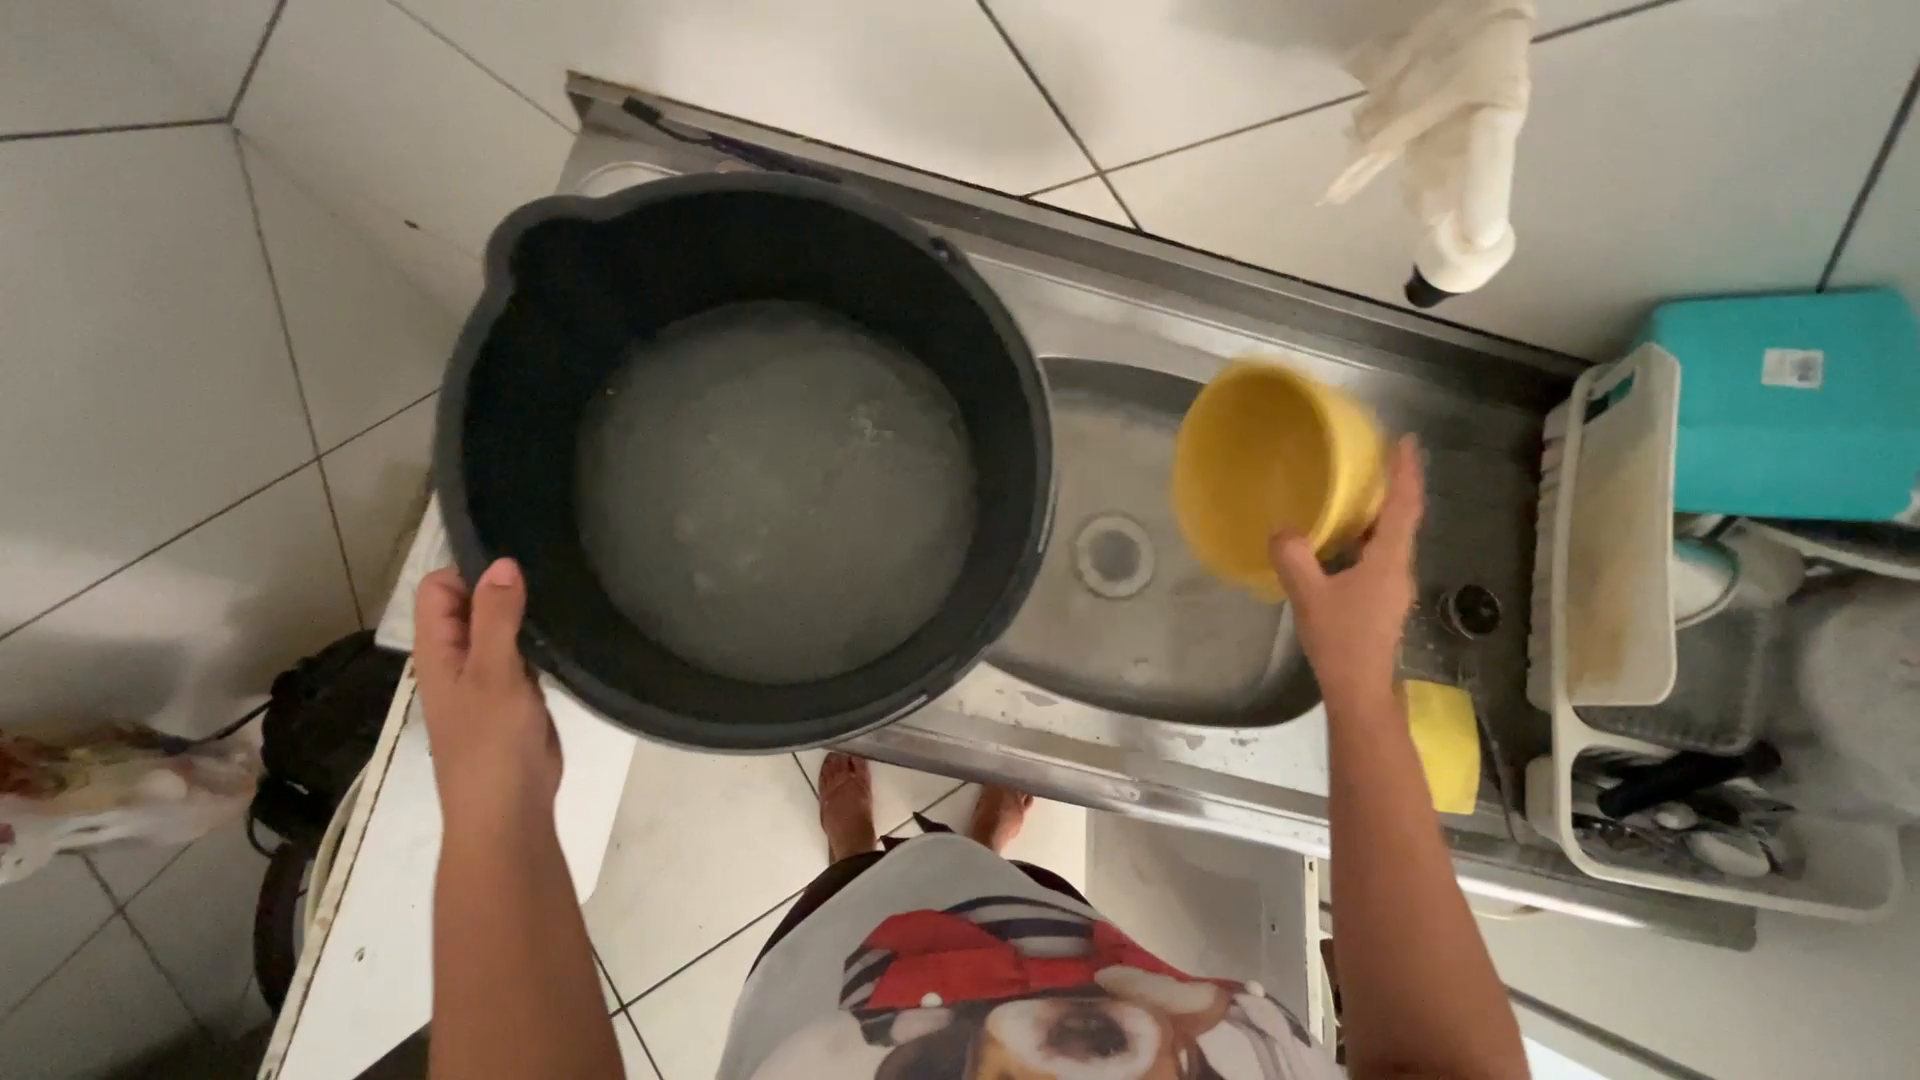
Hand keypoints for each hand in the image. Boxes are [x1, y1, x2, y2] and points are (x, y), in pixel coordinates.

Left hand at [414, 558, 561, 824]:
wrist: (508, 809)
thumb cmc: (491, 742)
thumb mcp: (493, 672)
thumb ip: (496, 617)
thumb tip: (502, 563)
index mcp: (438, 651)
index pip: (439, 589)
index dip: (470, 570)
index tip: (518, 563)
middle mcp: (458, 659)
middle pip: (471, 605)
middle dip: (504, 586)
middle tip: (552, 571)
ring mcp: (488, 679)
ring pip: (501, 629)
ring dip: (525, 614)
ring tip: (565, 595)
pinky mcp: (517, 696)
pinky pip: (524, 654)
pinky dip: (540, 641)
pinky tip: (569, 633)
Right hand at [1270, 435, 1424, 701]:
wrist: (1359, 688)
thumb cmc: (1341, 640)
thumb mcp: (1309, 596)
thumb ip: (1294, 558)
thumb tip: (1282, 530)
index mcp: (1388, 561)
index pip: (1404, 507)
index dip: (1406, 472)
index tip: (1407, 441)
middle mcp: (1398, 568)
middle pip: (1402, 518)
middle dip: (1393, 487)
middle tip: (1375, 459)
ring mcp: (1392, 586)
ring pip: (1389, 539)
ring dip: (1377, 513)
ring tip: (1354, 491)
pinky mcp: (1380, 600)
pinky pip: (1376, 556)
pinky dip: (1364, 537)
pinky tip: (1340, 539)